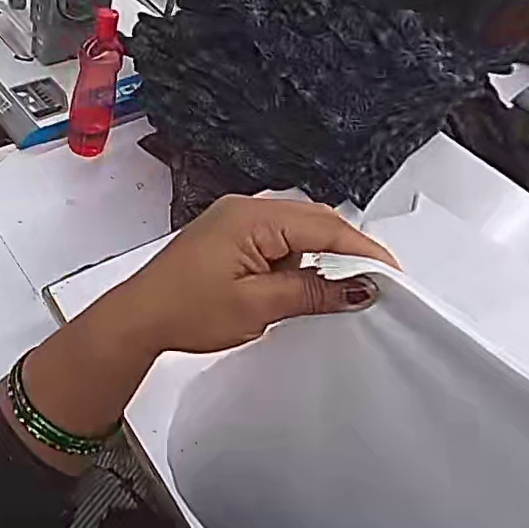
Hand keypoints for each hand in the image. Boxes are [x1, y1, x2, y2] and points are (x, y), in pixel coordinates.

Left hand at [91, 196, 398, 358]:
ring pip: (295, 232)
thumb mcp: (257, 306)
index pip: (324, 225)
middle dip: (342, 252)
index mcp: (251, 217)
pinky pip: (274, 241)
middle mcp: (243, 209)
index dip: (362, 250)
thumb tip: (356, 288)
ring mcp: (234, 220)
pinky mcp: (228, 235)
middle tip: (368, 287)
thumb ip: (311, 293)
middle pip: (312, 222)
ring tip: (327, 295)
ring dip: (315, 259)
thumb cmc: (182, 309)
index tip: (390, 274)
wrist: (138, 319)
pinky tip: (294, 288)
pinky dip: (291, 262)